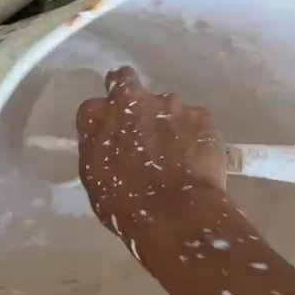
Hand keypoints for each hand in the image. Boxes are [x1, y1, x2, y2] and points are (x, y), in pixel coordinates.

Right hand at [75, 66, 228, 226]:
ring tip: (174, 152)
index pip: (93, 106)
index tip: (110, 134)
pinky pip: (193, 121)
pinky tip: (194, 159)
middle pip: (125, 81)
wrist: (174, 214)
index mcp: (98, 116)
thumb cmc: (123, 203)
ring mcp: (170, 104)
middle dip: (128, 93)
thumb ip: (97, 145)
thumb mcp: (93, 175)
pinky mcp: (201, 115)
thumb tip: (106, 137)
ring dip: (165, 121)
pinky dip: (192, 134)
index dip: (103, 119)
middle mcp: (132, 99)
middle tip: (136, 120)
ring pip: (164, 105)